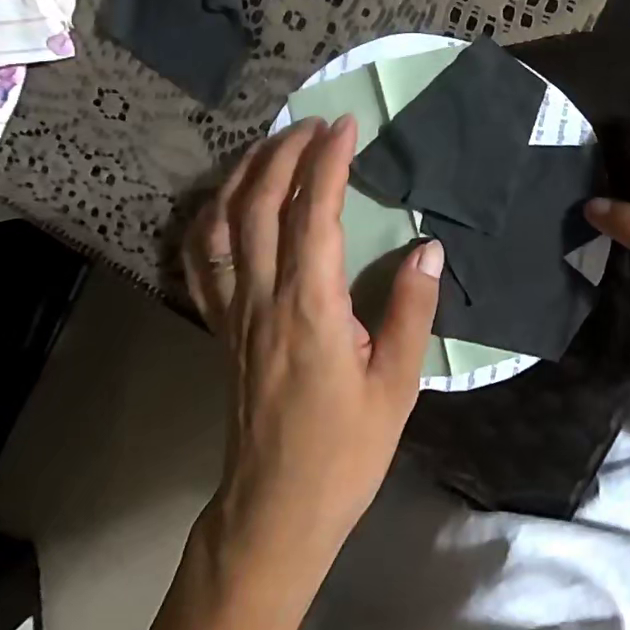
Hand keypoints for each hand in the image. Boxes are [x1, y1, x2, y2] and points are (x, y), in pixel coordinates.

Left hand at [183, 116, 442, 563]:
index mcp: (311, 308)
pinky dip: (208, 219)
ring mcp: (231, 309)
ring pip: (222, 223)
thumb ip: (411, 311)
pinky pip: (199, 260)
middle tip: (314, 124)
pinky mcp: (218, 324)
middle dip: (285, 152)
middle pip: (260, 204)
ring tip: (271, 146)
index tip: (345, 126)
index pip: (314, 214)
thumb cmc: (345, 451)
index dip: (328, 163)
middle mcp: (262, 296)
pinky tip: (223, 201)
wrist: (277, 505)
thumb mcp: (396, 387)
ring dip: (244, 175)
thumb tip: (430, 249)